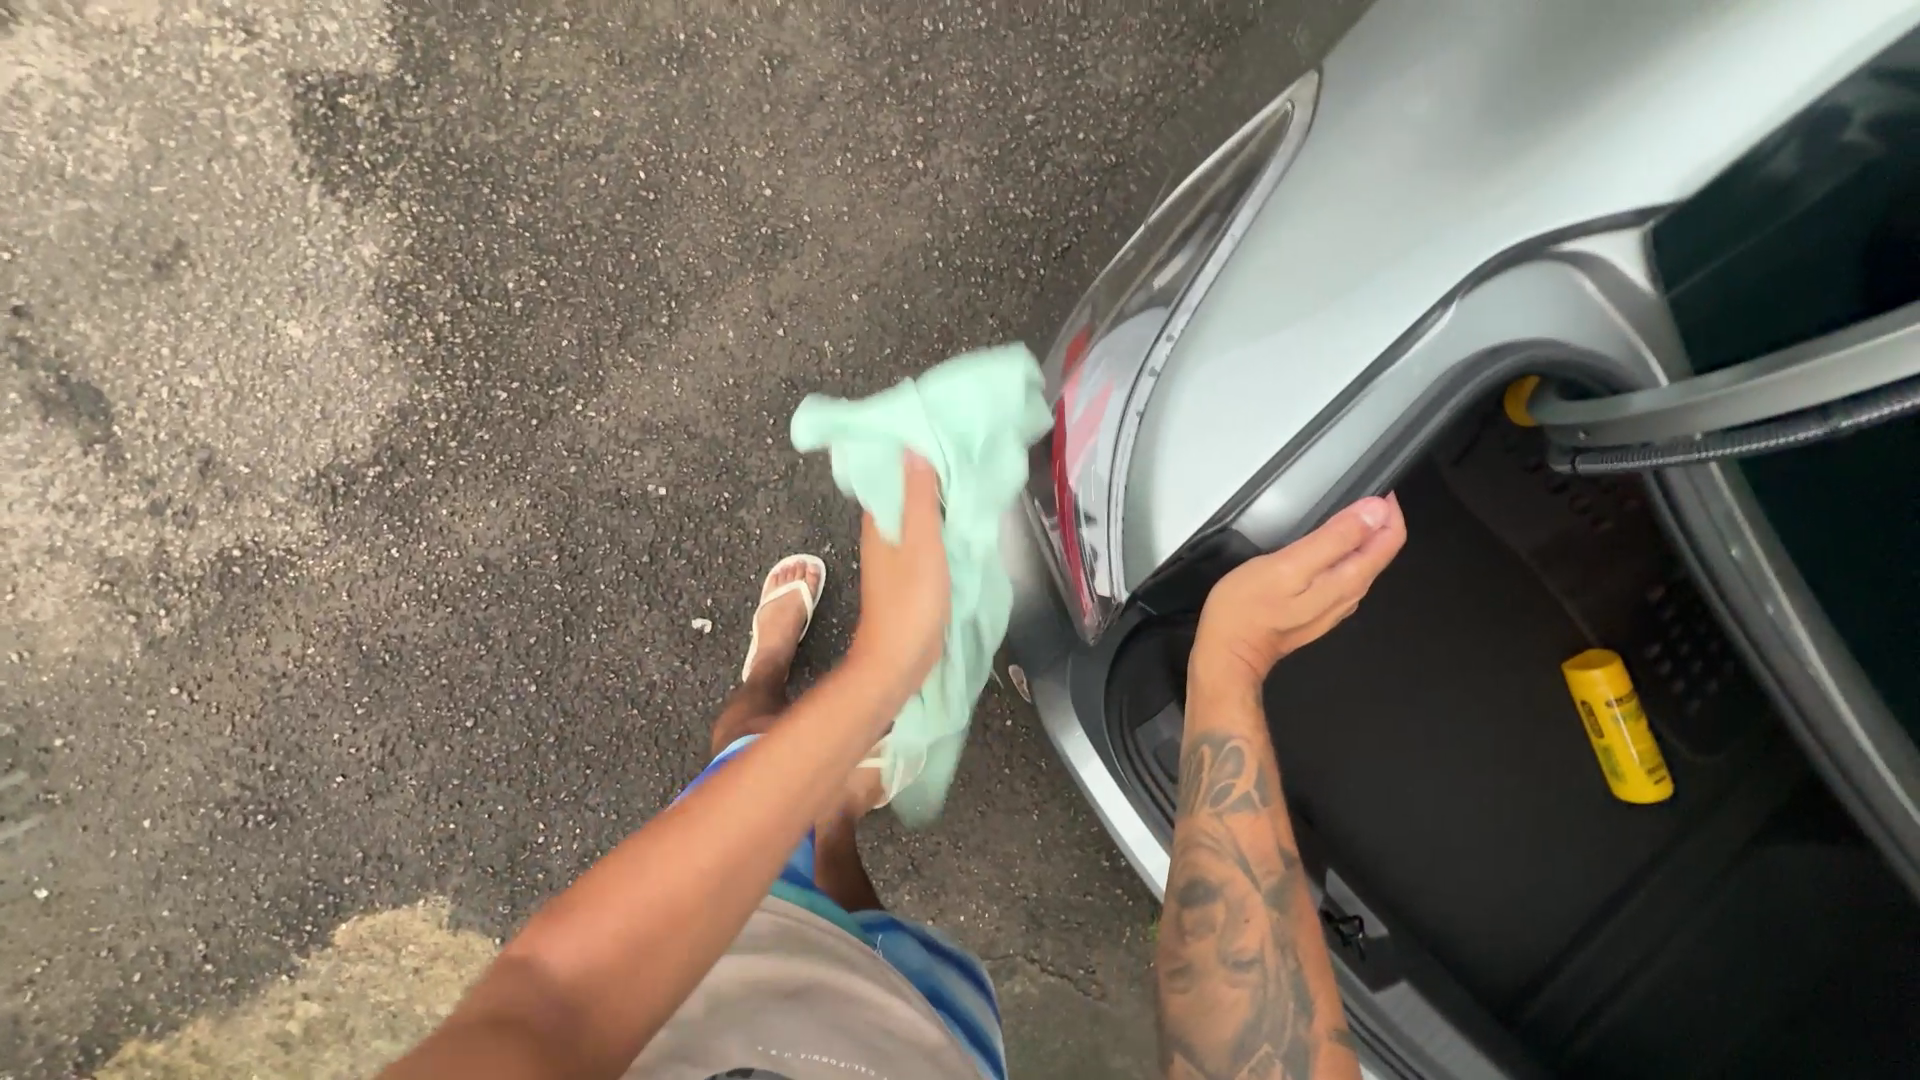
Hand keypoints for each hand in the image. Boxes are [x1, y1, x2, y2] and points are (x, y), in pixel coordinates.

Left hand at [848, 452, 949, 691]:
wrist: (900, 660)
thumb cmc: (910, 602)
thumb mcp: (921, 543)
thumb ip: (920, 498)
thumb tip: (913, 448)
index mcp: (879, 523)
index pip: (891, 476)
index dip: (911, 455)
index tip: (939, 433)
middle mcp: (883, 536)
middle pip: (906, 496)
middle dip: (930, 476)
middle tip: (964, 453)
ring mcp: (897, 557)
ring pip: (918, 519)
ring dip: (939, 504)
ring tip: (969, 481)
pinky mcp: (912, 576)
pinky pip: (927, 541)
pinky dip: (943, 528)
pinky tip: (965, 523)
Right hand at [1192, 494, 1406, 688]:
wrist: (1227, 652)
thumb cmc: (1250, 607)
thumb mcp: (1289, 565)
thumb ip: (1334, 538)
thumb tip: (1375, 511)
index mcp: (1349, 579)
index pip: (1390, 539)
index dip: (1386, 510)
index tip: (1371, 488)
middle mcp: (1350, 593)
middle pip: (1378, 552)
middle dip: (1375, 520)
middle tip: (1356, 494)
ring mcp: (1333, 605)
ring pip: (1361, 564)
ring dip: (1359, 537)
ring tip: (1340, 513)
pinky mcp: (1315, 610)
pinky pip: (1341, 576)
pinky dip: (1341, 555)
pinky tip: (1321, 547)